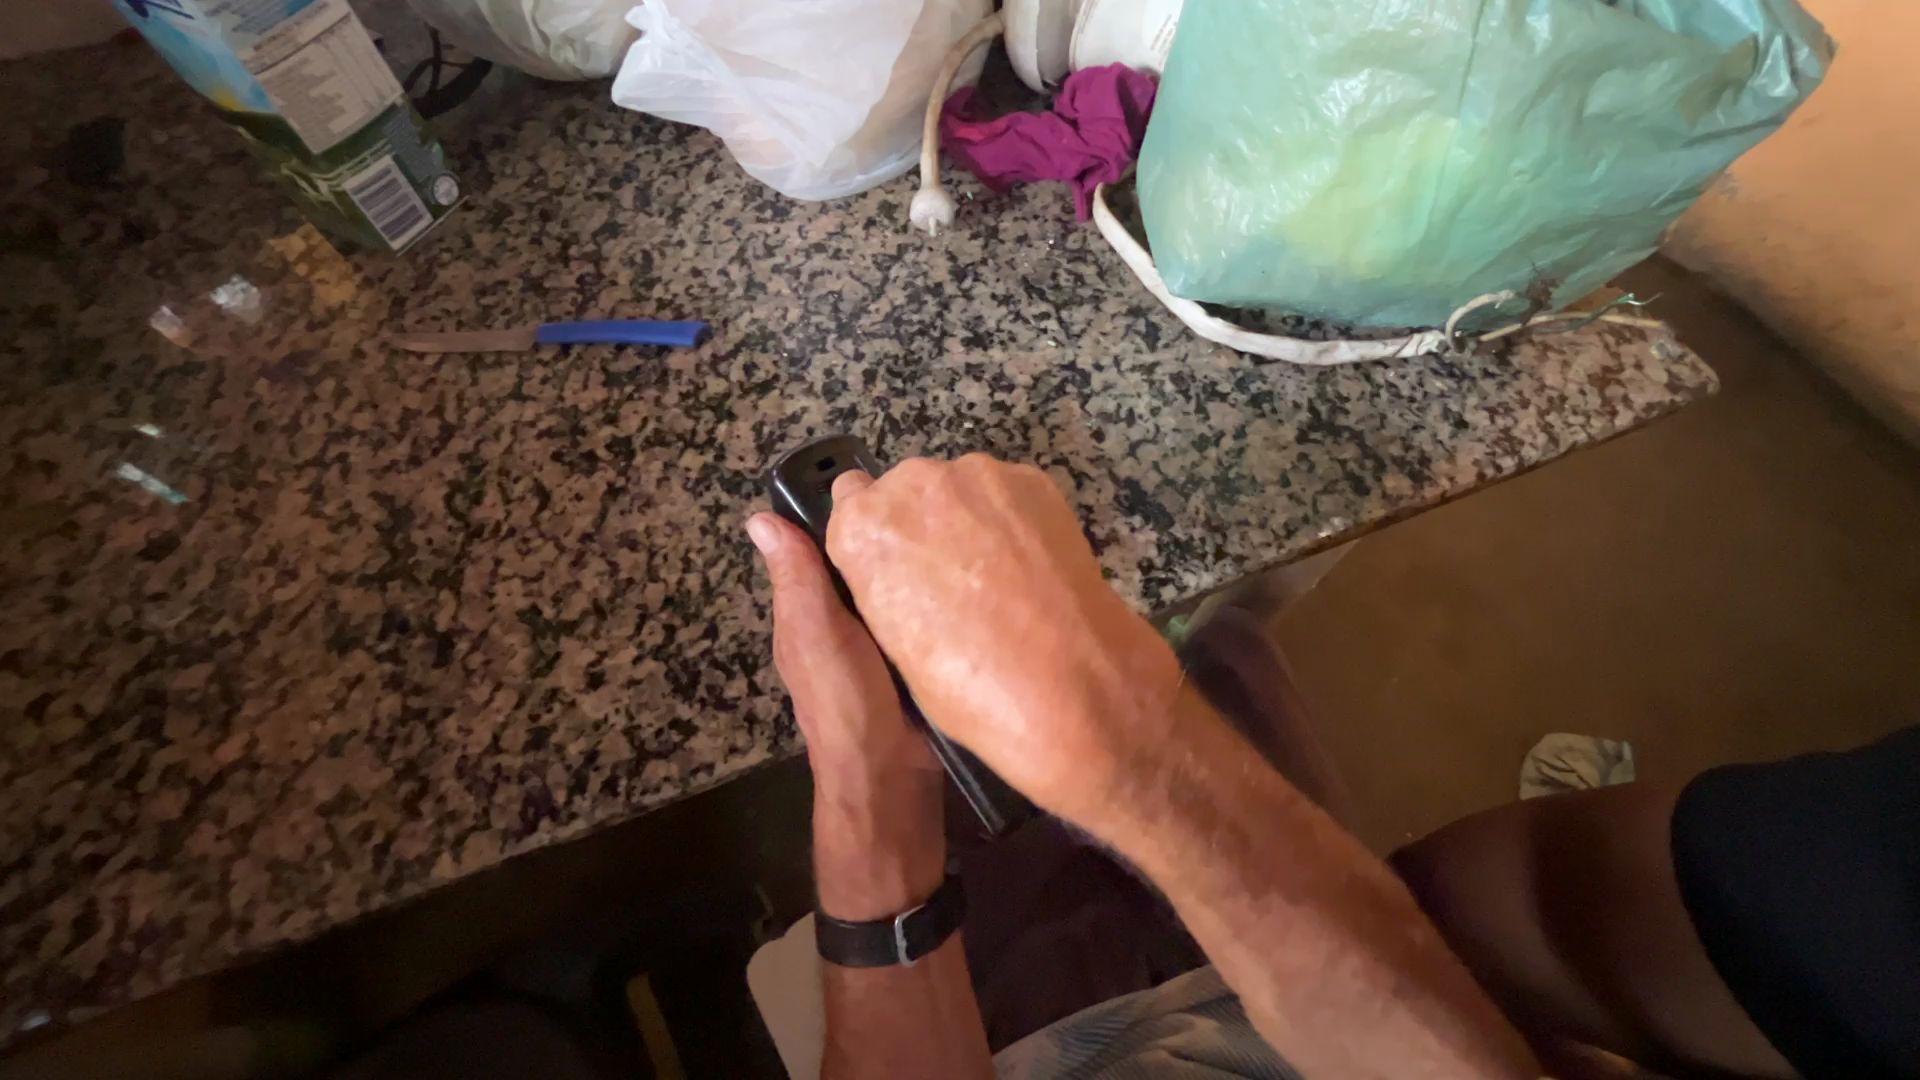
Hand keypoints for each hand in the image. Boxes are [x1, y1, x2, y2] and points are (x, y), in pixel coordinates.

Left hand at [748, 511, 944, 919]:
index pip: (821, 544)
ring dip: (920, 559)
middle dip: (892, 531)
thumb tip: (760, 518)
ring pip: (899, 582)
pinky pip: (927, 609)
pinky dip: (941, 590)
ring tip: (962, 524)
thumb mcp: (818, 640)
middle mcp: (845, 618)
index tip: (881, 480)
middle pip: (866, 560)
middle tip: (940, 499)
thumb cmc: (848, 707)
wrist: (894, 780)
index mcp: (811, 609)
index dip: (843, 511)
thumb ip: (798, 584)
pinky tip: (971, 572)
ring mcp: (885, 636)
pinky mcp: (920, 652)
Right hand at [823, 456, 1184, 827]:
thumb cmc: (966, 682)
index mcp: (862, 528)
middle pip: (905, 489)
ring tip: (996, 576)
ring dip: (967, 518)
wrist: (1063, 679)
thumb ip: (879, 580)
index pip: (848, 501)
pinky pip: (1005, 492)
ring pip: (958, 488)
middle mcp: (912, 485)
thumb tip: (894, 566)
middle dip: (922, 523)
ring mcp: (975, 476)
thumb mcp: (892, 642)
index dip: (874, 535)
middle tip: (950, 577)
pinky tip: (1027, 566)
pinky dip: (1011, 518)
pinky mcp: (1028, 479)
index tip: (894, 562)